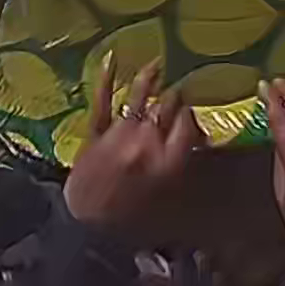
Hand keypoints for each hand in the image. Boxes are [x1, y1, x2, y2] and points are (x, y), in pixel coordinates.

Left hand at [64, 56, 203, 241]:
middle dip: (173, 95)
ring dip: (150, 77)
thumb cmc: (131, 216)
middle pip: (167, 104)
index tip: (190, 109)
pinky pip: (103, 100)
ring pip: (140, 95)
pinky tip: (111, 56)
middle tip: (175, 90)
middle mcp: (147, 141)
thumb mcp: (167, 191)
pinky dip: (105, 77)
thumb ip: (181, 157)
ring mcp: (120, 134)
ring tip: (157, 64)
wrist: (85, 229)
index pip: (188, 120)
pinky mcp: (95, 133)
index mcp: (169, 159)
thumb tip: (199, 133)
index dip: (190, 112)